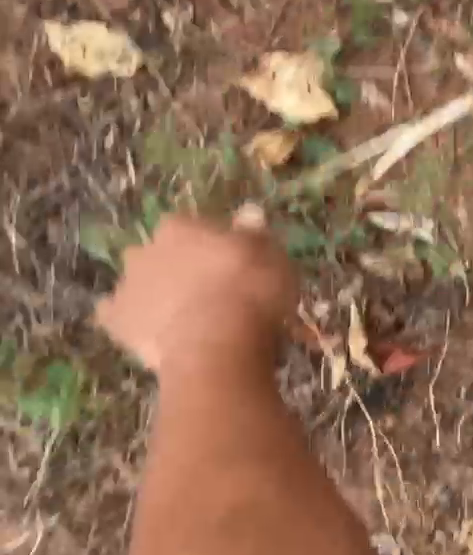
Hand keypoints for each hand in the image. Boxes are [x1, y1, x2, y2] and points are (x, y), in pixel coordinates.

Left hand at [96, 210, 294, 375]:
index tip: (237, 260)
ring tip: (197, 315)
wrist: (216, 341)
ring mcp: (125, 284)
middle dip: (182, 265)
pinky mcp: (115, 319)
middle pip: (163, 252)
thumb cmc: (252, 292)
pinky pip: (125, 315)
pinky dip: (142, 321)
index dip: (216, 242)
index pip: (195, 224)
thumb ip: (257, 236)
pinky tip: (166, 332)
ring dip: (163, 291)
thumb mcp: (274, 259)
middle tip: (215, 288)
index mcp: (181, 228)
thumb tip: (249, 213)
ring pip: (144, 282)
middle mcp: (144, 249)